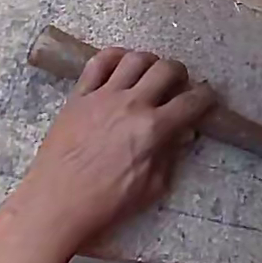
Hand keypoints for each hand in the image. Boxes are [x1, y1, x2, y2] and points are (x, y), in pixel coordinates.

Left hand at [0, 48, 216, 253]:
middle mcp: (132, 104)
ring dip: (151, 62)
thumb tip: (181, 134)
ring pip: (135, 58)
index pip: (192, 101)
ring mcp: (103, 96)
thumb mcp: (150, 188)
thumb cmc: (104, 204)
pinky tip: (121, 65)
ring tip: (150, 73)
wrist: (54, 206)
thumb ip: (170, 156)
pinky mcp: (79, 96)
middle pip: (167, 69)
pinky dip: (115, 57)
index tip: (207, 98)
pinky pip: (98, 63)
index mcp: (153, 129)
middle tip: (178, 85)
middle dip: (181, 74)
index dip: (206, 97)